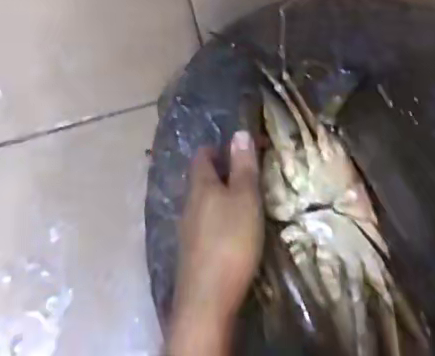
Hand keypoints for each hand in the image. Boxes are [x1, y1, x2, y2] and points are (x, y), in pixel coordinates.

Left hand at [168, 131, 263, 355]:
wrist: (206, 302)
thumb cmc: (230, 241)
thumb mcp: (245, 198)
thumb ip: (243, 166)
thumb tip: (238, 132)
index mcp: (200, 184)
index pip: (203, 154)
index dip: (219, 147)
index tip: (240, 148)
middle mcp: (188, 202)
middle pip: (202, 179)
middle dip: (221, 173)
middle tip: (247, 175)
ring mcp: (187, 230)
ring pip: (202, 204)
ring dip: (220, 199)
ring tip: (244, 204)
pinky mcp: (191, 255)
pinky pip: (204, 226)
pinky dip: (217, 222)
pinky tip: (232, 234)